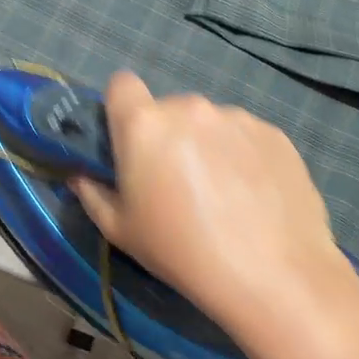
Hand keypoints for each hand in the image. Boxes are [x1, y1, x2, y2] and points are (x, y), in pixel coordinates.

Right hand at [69, 72, 358, 339]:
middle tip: (172, 180)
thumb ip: (92, 193)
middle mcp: (190, 108)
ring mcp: (237, 118)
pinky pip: (244, 136)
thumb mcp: (119, 230)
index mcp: (143, 125)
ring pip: (208, 123)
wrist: (271, 274)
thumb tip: (82, 176)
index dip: (120, 108)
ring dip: (204, 145)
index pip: (121, 84)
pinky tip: (249, 195)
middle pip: (166, 108)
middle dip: (165, 135)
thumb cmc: (179, 250)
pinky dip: (240, 156)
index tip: (126, 142)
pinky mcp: (276, 134)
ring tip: (219, 192)